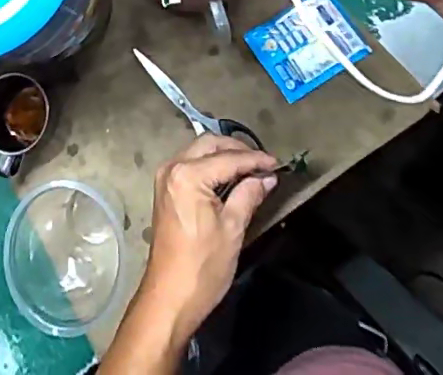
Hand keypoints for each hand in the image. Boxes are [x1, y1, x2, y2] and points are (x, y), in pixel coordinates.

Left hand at [136, 134, 276, 340]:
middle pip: (210, 144)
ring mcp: (166, 177)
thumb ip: (249, 195)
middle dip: (238, 150)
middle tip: (263, 163)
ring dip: (224, 154)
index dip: (255, 160)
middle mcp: (172, 167)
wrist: (168, 299)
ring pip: (199, 151)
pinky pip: (191, 163)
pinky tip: (230, 177)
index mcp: (187, 175)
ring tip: (251, 169)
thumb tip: (266, 178)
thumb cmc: (202, 267)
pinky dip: (211, 165)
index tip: (277, 164)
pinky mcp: (165, 188)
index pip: (228, 158)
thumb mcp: (232, 229)